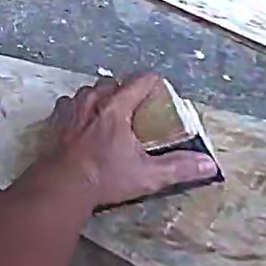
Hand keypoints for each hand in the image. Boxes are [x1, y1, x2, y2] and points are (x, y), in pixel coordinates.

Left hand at [34, 73, 218, 209]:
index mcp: (117, 107)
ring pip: (91, 89)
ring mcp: (73, 105)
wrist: (62, 184)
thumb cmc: (105, 178)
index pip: (139, 81)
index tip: (160, 88)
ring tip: (110, 114)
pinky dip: (80, 106)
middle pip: (114, 83)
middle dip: (126, 91)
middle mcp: (93, 99)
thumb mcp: (147, 176)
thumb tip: (208, 164)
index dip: (152, 82)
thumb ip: (178, 167)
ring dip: (102, 97)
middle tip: (135, 108)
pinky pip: (71, 101)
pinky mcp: (57, 115)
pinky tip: (84, 121)